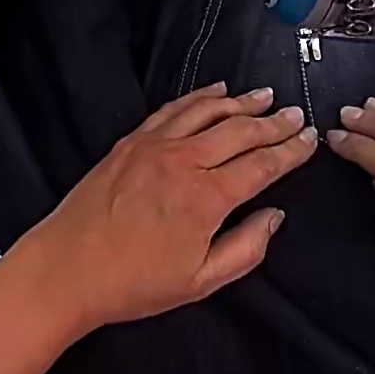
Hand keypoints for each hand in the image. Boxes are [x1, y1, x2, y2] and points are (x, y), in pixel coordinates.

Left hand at [9, 83, 315, 334]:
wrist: (66, 269)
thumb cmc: (132, 283)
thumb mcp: (199, 282)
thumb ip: (246, 249)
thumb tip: (274, 217)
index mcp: (206, 197)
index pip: (263, 164)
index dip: (291, 150)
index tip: (309, 139)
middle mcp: (186, 161)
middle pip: (243, 131)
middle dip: (275, 122)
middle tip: (295, 114)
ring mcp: (159, 144)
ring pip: (212, 111)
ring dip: (243, 101)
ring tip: (265, 96)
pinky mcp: (135, 139)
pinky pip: (176, 107)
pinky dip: (201, 96)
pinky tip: (217, 90)